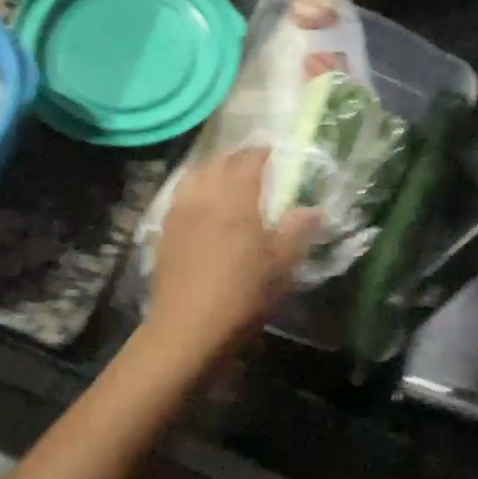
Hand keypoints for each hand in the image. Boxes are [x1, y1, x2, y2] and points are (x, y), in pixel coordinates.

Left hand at [148, 148, 317, 357]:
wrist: (186, 329)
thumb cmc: (241, 296)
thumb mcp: (280, 267)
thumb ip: (296, 231)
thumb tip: (314, 208)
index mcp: (236, 201)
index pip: (246, 162)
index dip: (258, 152)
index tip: (269, 149)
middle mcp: (204, 199)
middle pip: (216, 164)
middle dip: (234, 158)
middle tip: (249, 161)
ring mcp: (179, 215)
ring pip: (192, 177)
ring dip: (209, 169)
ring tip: (221, 176)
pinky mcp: (163, 234)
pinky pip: (178, 197)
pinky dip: (192, 189)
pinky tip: (198, 203)